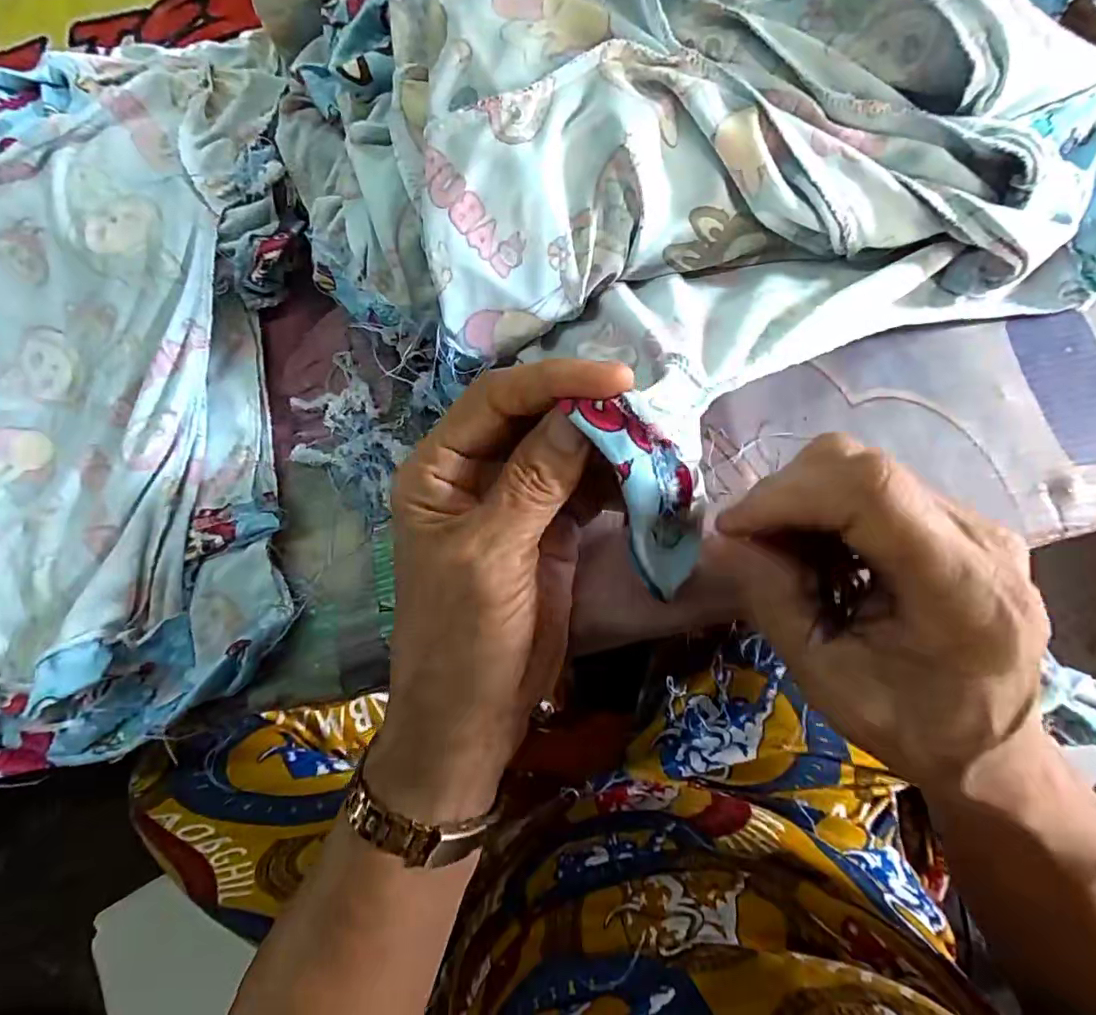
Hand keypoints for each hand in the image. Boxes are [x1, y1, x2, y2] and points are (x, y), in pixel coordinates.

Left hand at [369, 360, 633, 822]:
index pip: (494, 400)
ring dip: (608, 444)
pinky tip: (648, 477)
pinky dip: (616, 481)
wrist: (473, 716)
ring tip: (658, 441)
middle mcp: (473, 474)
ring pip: (564, 450)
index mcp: (438, 469)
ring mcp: (514, 500)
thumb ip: (533, 482)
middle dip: (586, 409)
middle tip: (648, 409)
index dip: (552, 380)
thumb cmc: (460, 638)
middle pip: (532, 418)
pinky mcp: (548, 528)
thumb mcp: (490, 556)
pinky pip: (584, 488)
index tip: (616, 379)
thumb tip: (581, 412)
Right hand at [704, 433, 1050, 795]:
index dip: (787, 494)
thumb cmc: (909, 726)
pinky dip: (825, 507)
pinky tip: (817, 552)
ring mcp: (977, 526)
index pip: (870, 491)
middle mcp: (979, 540)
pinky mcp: (961, 523)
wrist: (991, 750)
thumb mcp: (825, 677)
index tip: (733, 528)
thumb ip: (775, 601)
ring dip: (801, 499)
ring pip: (865, 469)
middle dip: (784, 494)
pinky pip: (878, 488)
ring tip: (782, 550)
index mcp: (958, 589)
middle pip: (863, 467)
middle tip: (750, 541)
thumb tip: (723, 540)